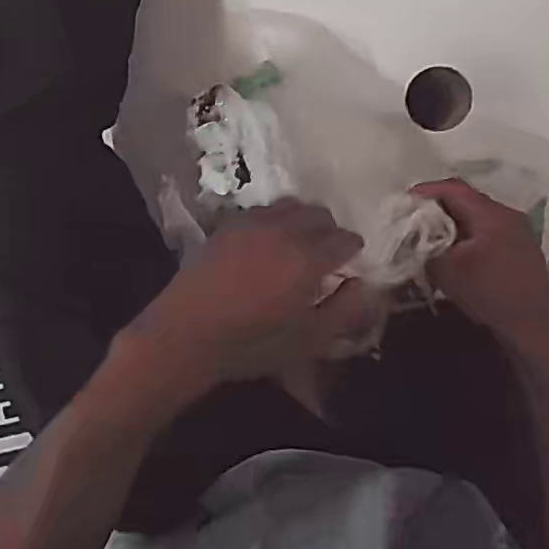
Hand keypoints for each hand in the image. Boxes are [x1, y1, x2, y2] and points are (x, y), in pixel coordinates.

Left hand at [117, 200, 365, 396]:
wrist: (186, 333)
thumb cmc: (251, 344)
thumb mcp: (308, 340)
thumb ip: (343, 310)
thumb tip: (362, 284)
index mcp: (307, 259)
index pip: (344, 239)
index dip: (353, 249)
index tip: (351, 260)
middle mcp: (283, 231)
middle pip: (319, 214)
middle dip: (330, 229)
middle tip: (328, 251)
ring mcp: (252, 223)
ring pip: (290, 205)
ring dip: (302, 218)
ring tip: (299, 241)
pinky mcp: (228, 225)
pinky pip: (262, 210)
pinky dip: (275, 219)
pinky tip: (268, 240)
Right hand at [412, 179, 548, 347]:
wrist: (535, 328)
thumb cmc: (490, 294)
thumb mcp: (447, 270)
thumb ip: (424, 247)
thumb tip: (410, 236)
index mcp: (491, 214)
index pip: (453, 189)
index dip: (425, 191)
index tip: (404, 201)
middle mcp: (507, 214)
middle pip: (466, 198)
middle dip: (437, 206)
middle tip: (413, 218)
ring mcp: (517, 230)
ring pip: (476, 215)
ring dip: (452, 221)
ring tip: (429, 234)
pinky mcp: (519, 247)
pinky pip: (486, 229)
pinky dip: (466, 233)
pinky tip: (454, 251)